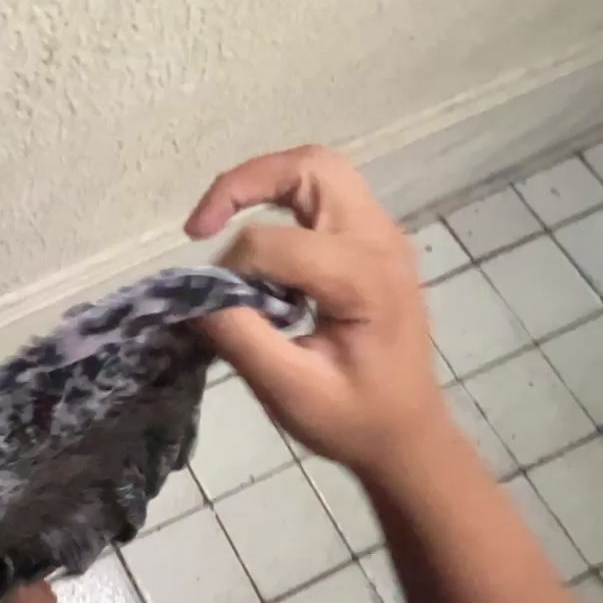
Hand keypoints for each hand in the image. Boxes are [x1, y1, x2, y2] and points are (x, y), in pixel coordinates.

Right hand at [185, 146, 453, 473]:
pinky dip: (277, 201)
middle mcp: (379, 241)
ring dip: (260, 185)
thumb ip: (239, 337)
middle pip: (309, 167)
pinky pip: (320, 194)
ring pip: (316, 169)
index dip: (230, 268)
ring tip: (218, 222)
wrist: (408, 435)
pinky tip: (256, 246)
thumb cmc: (353, 419)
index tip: (213, 306)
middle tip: (200, 226)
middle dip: (244, 184)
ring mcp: (380, 235)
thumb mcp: (289, 391)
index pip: (274, 242)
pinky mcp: (370, 241)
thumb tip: (195, 297)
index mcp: (364, 279)